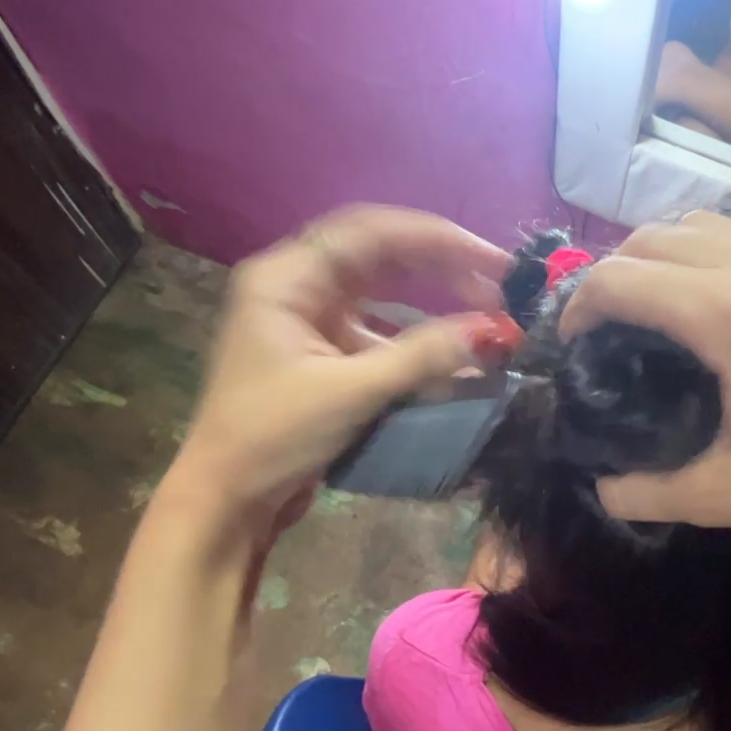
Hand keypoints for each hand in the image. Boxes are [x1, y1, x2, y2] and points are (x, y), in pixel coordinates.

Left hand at [164, 206, 512, 526]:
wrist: (229, 498)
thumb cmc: (274, 436)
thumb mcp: (351, 392)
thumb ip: (423, 357)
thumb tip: (493, 332)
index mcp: (288, 277)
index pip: (373, 232)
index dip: (440, 240)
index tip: (496, 263)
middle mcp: (298, 288)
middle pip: (382, 257)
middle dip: (443, 269)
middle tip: (501, 290)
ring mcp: (311, 323)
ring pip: (384, 297)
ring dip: (434, 306)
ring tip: (486, 317)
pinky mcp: (324, 357)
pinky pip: (381, 336)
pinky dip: (417, 345)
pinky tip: (454, 360)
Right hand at [558, 211, 730, 541]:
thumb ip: (655, 494)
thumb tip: (604, 492)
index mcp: (726, 314)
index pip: (621, 279)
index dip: (580, 306)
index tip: (569, 346)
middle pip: (650, 239)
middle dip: (608, 276)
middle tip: (597, 330)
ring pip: (695, 226)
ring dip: (653, 256)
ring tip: (640, 310)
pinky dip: (696, 255)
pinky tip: (699, 304)